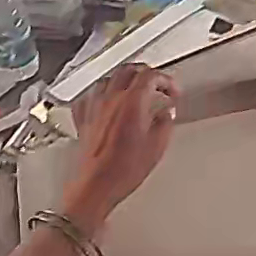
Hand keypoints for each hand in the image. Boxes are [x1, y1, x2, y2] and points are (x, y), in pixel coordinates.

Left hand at [60, 64, 178, 233]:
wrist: (97, 185)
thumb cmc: (123, 169)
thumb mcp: (157, 146)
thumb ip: (164, 123)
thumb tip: (166, 115)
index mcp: (132, 102)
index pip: (150, 75)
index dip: (165, 80)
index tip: (172, 90)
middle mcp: (111, 99)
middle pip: (128, 70)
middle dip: (145, 74)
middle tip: (156, 84)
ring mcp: (94, 107)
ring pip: (109, 79)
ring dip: (124, 80)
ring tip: (134, 90)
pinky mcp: (84, 119)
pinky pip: (90, 96)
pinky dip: (102, 94)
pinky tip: (106, 102)